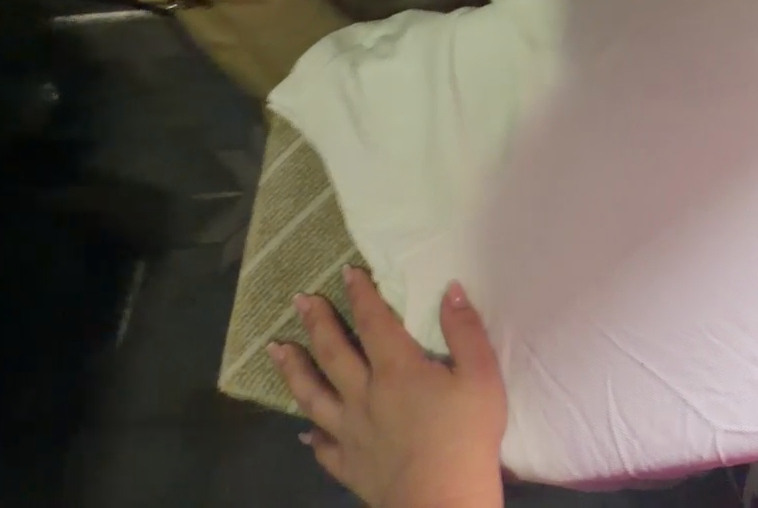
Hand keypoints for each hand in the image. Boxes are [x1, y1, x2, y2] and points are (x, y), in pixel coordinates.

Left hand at [271, 267, 506, 507]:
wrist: (440, 496)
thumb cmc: (467, 429)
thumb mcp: (481, 371)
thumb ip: (464, 329)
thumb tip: (450, 289)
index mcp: (397, 369)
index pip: (374, 323)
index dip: (362, 296)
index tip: (347, 273)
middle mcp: (365, 395)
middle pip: (334, 353)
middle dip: (318, 323)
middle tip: (300, 300)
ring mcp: (350, 432)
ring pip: (313, 396)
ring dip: (295, 371)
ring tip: (277, 351)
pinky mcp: (349, 463)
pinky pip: (322, 445)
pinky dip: (310, 436)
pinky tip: (303, 433)